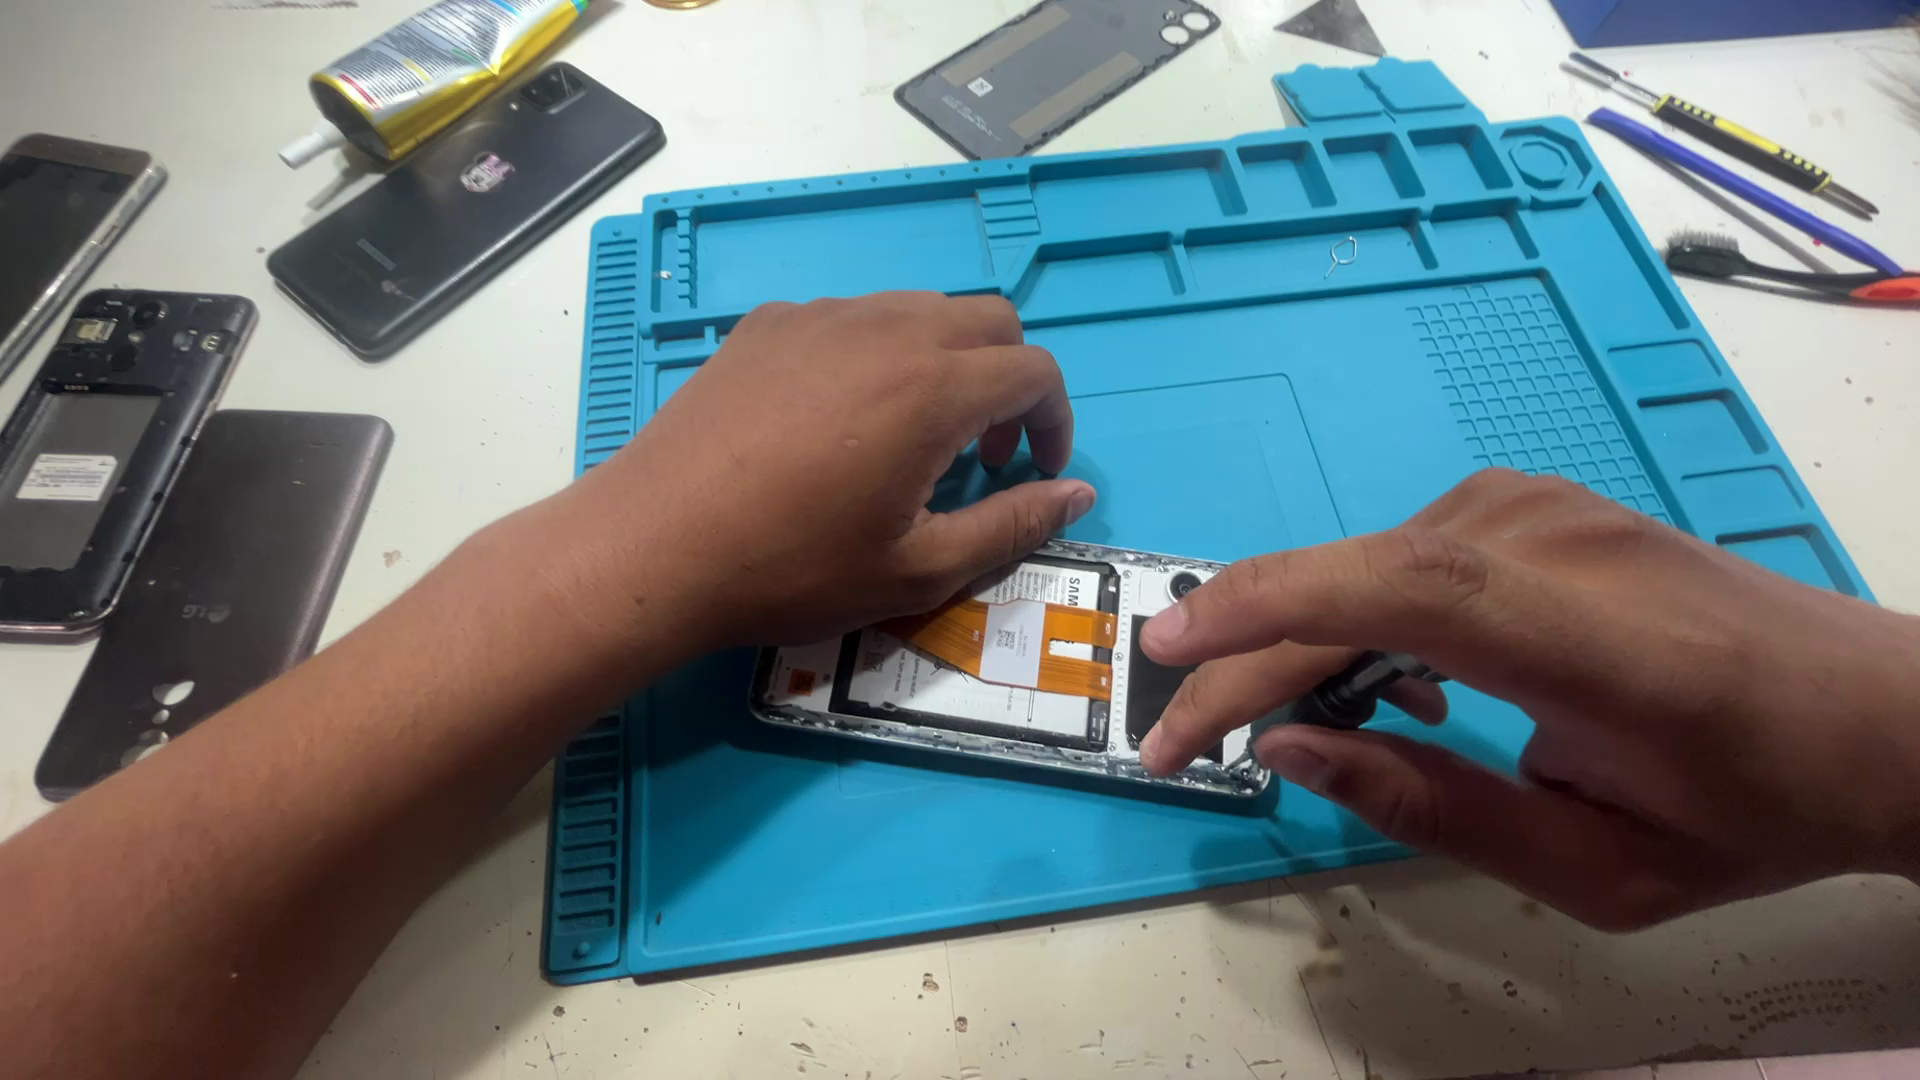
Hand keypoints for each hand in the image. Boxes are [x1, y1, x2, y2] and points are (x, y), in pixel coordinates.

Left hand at [540, 292, 1093, 652]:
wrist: (652, 550)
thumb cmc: (793, 571)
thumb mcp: (919, 570)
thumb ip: (1012, 525)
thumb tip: (1077, 493)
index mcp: (933, 387)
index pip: (1034, 371)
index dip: (1053, 421)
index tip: (1033, 471)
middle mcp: (885, 328)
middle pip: (988, 322)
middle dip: (1009, 383)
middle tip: (982, 454)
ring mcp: (820, 317)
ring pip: (920, 312)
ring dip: (947, 364)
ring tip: (913, 437)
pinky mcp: (768, 324)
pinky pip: (854, 319)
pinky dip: (881, 355)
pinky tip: (840, 419)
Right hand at [1137, 468, 1919, 929]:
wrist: (1875, 707)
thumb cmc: (1744, 808)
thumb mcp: (1597, 869)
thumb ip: (1428, 807)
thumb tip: (1283, 748)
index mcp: (1602, 645)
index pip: (1403, 587)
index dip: (1268, 605)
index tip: (1167, 649)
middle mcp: (1548, 541)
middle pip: (1346, 584)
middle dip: (1238, 660)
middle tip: (1177, 734)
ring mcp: (1524, 504)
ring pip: (1352, 574)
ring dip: (1300, 650)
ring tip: (1317, 721)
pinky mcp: (1506, 500)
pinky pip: (1385, 560)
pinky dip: (1350, 621)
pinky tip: (1392, 676)